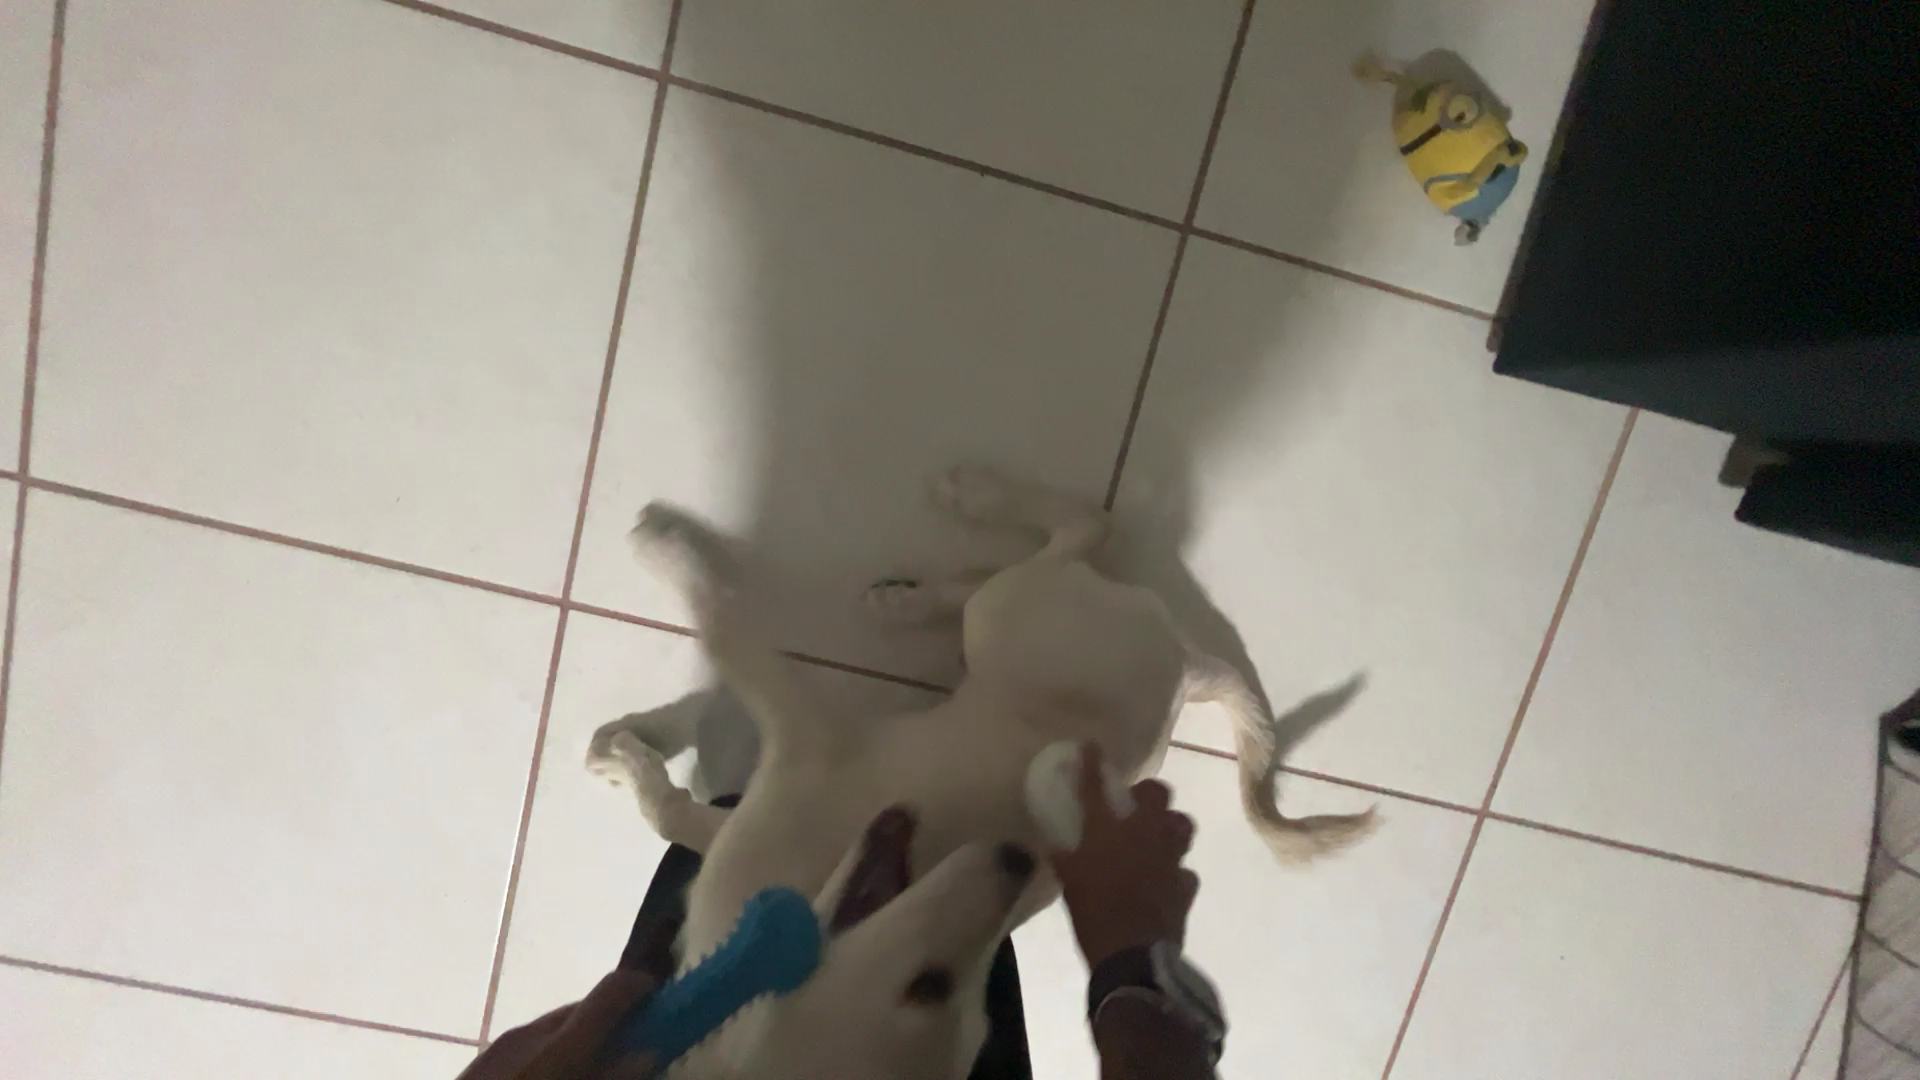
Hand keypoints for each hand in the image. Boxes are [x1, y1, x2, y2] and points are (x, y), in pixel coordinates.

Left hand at [455, 970, 657, 1079]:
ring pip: (553, 1029)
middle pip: (584, 1008)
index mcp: (560, 1048)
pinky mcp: (476, 1067)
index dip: (643, 987)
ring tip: (585, 1073)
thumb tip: (646, 1050)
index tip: (663, 1004)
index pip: (614, 988)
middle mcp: (529, 1034)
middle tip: (628, 1054)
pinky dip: (546, 1060)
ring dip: (577, 1044)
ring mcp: (497, 1049)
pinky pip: (525, 1049)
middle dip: (611, 1024)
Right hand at [1047, 743, 1199, 966]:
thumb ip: (1062, 856)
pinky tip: (1165, 880)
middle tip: (1135, 804)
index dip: (1093, 762)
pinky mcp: (1185, 886)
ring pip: (1183, 825)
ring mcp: (1170, 858)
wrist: (1132, 956)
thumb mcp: (1067, 881)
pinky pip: (1186, 870)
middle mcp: (1144, 834)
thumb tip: (1051, 844)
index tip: (1091, 745)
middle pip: (1158, 793)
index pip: (1096, 785)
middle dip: (1149, 793)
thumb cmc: (1092, 912)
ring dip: (1171, 826)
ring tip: (1157, 835)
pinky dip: (1176, 872)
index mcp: (1109, 829)